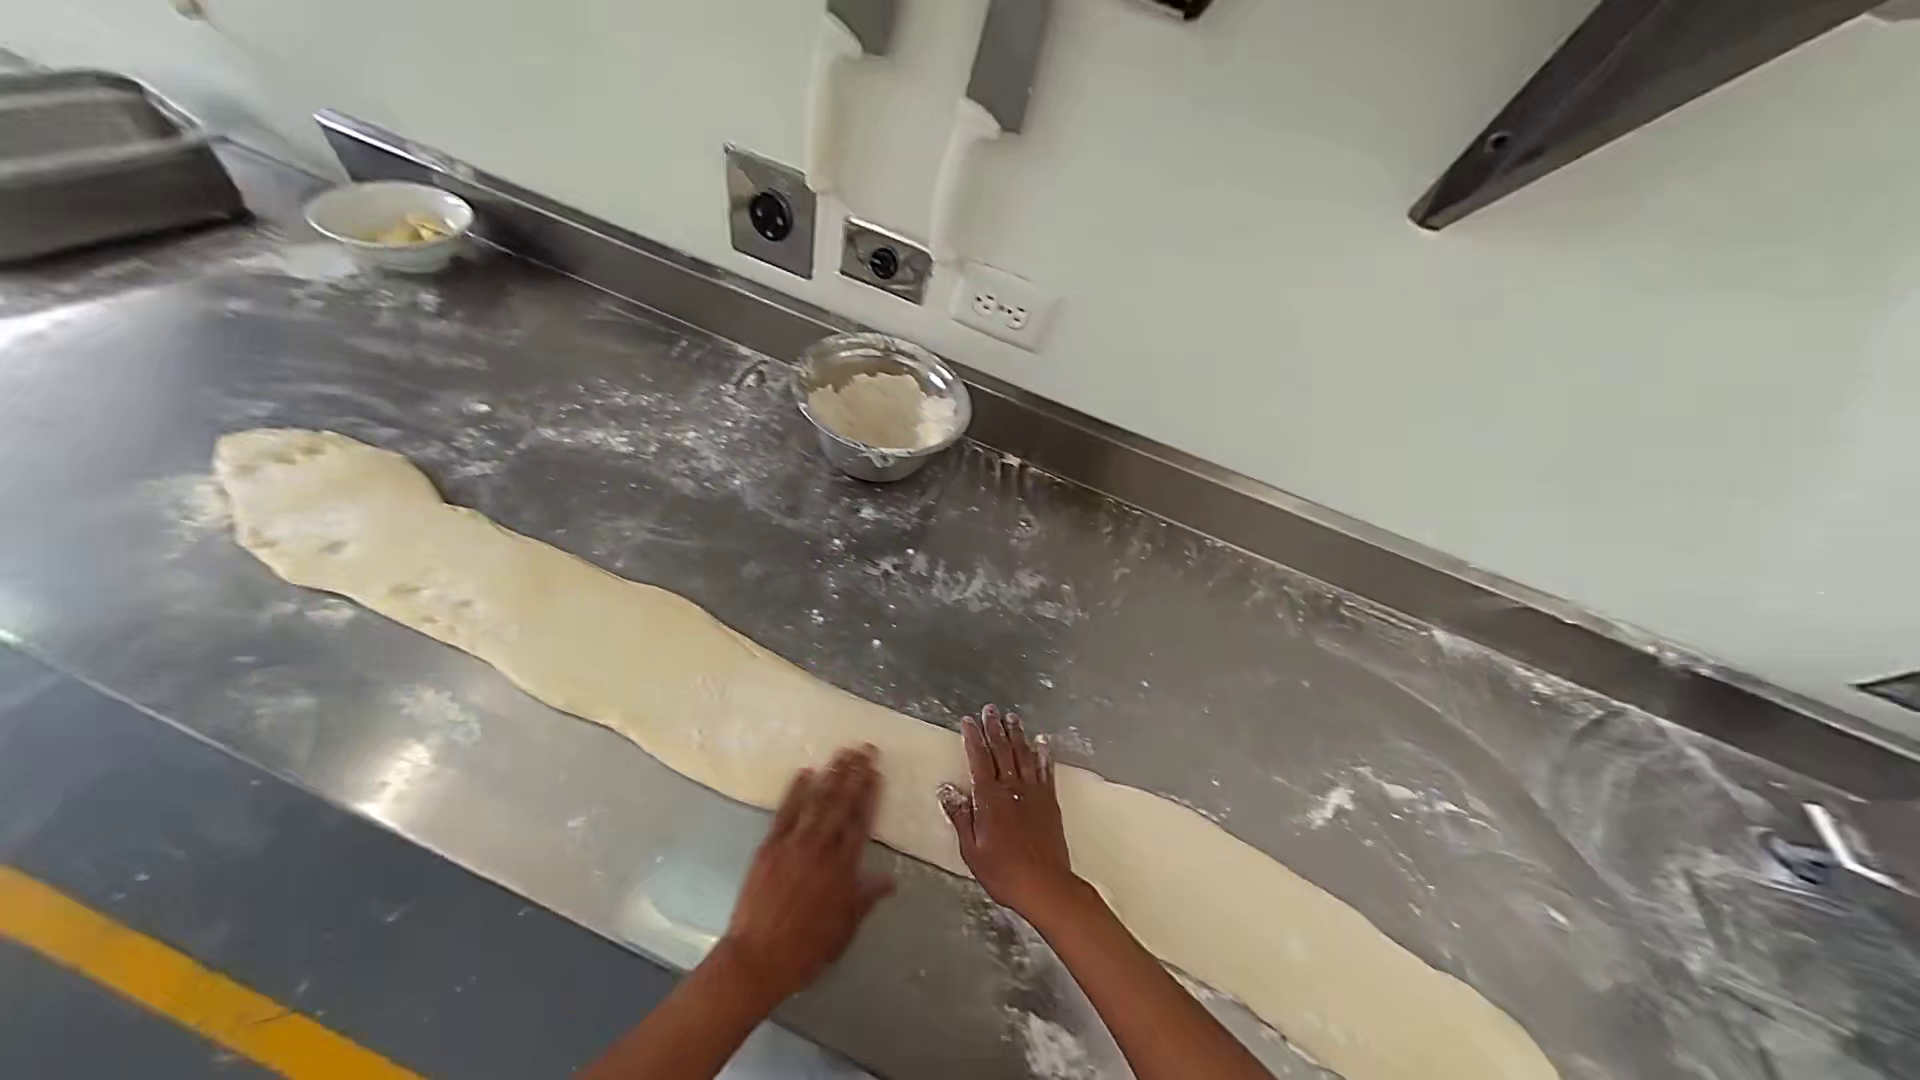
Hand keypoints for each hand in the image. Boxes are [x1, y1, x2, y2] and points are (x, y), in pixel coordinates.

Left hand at [719, 745, 895, 1004]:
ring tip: (842, 752)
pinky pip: (785, 812)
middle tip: (864, 749)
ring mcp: (794, 844)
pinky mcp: (769, 846)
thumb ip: (867, 898)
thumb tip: (892, 880)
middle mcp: (822, 848)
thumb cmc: (806, 949)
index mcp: (844, 868)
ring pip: (817, 801)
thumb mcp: (845, 929)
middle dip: (855, 774)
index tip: (877, 772)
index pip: (861, 822)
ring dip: (831, 774)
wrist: (757, 959)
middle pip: (841, 803)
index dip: (870, 795)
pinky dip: (795, 790)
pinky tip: (805, 772)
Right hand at [939, 705, 1082, 919]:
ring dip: (1017, 734)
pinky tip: (1041, 743)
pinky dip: (1043, 754)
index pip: (978, 759)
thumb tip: (947, 790)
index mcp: (989, 798)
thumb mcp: (971, 850)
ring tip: (1013, 717)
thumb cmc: (1002, 871)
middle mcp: (1012, 788)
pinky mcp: (1049, 800)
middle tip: (991, 709)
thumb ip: (961, 817)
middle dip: (995, 728)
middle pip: (1002, 750)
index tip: (968, 721)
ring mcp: (1033, 792)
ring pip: (1024, 755)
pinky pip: (1045, 771)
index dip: (973, 737)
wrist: (1045, 884)